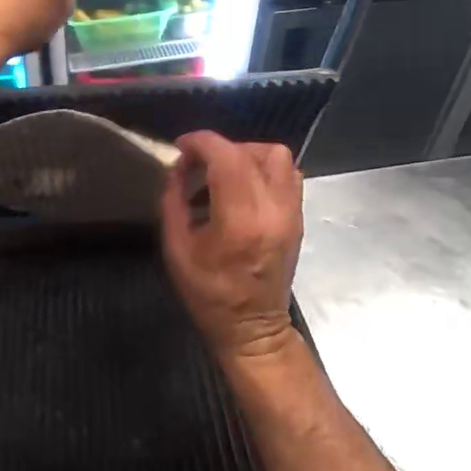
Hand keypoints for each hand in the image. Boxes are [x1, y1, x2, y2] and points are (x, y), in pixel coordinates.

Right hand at [160, 131, 304, 360]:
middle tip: (199, 165)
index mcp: (240, 220)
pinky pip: (288, 174)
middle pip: (254, 151)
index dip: (201, 142)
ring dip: (247, 154)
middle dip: (221, 149)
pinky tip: (242, 187)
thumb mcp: (176, 248)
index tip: (181, 147)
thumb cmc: (209, 293)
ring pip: (278, 156)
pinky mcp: (298, 217)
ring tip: (222, 173)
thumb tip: (177, 170)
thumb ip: (173, 201)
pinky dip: (264, 168)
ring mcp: (291, 212)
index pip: (227, 157)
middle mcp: (273, 210)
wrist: (253, 328)